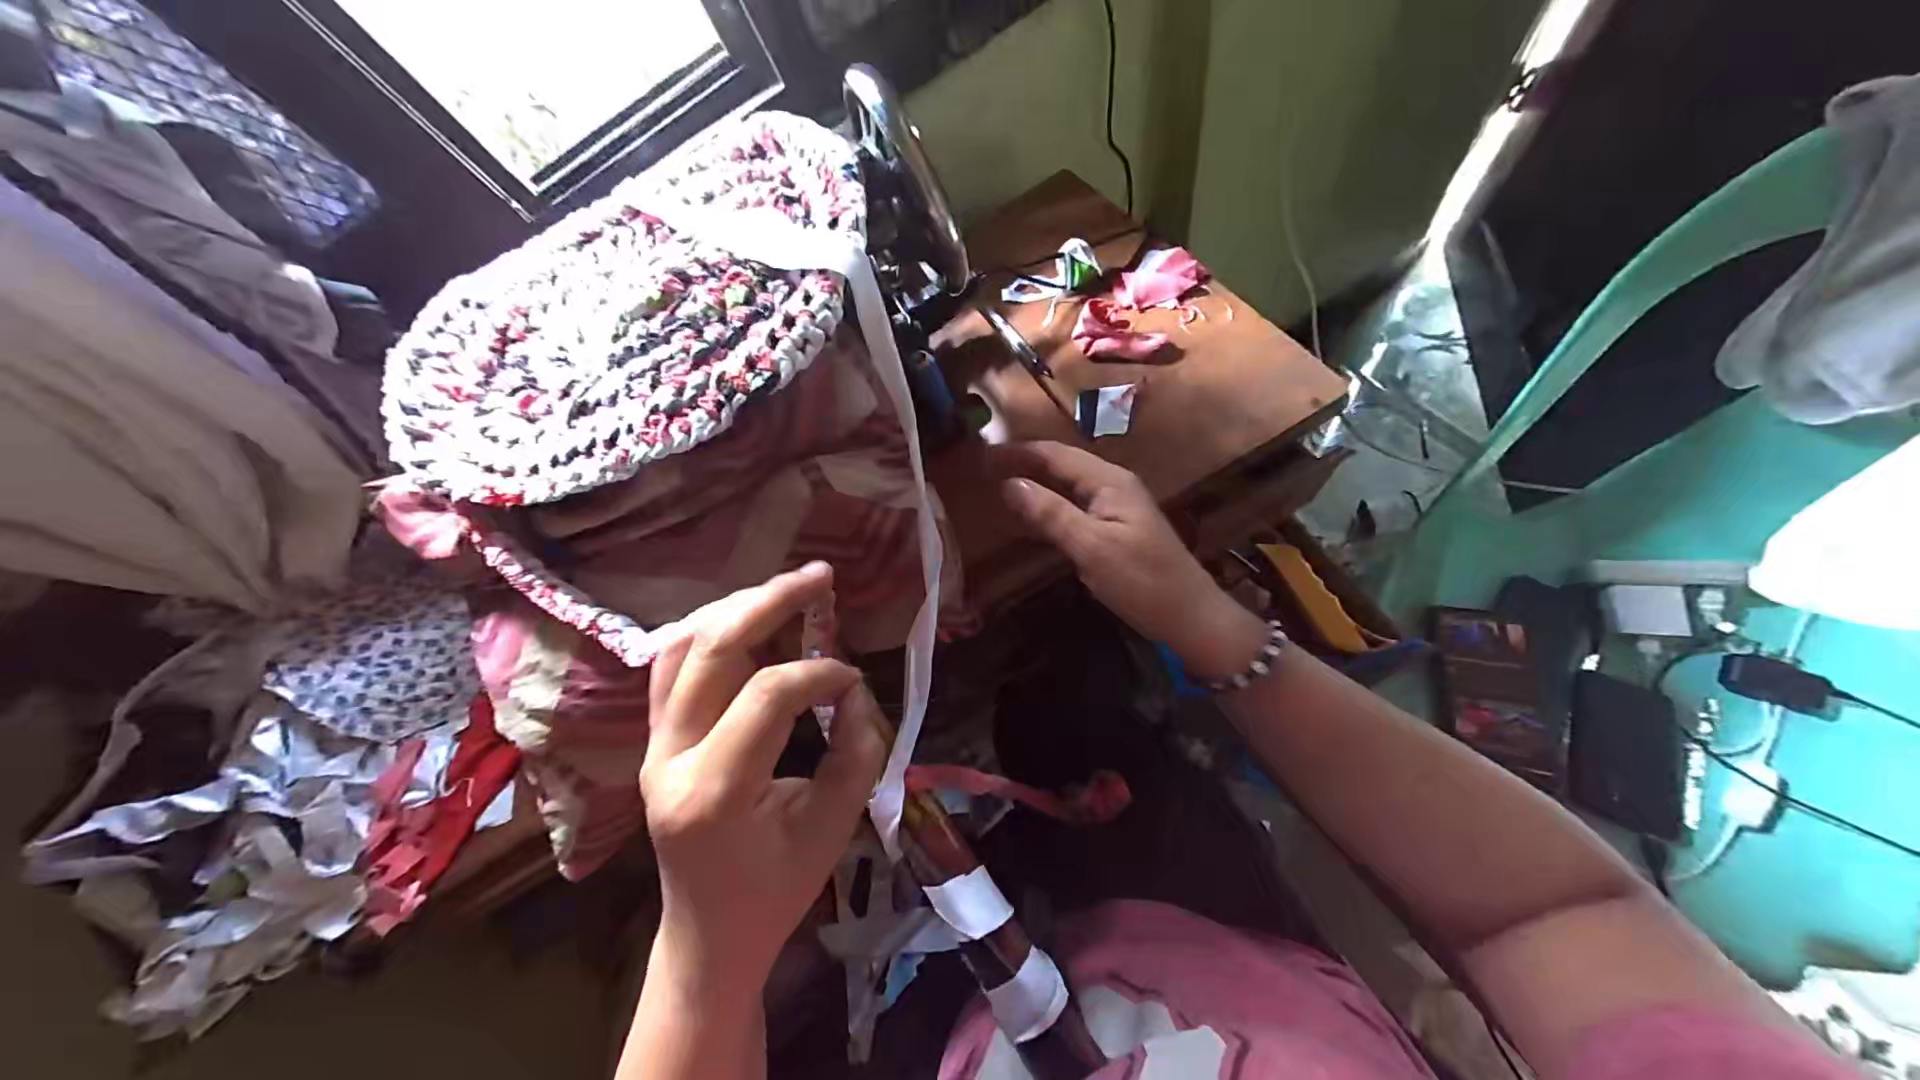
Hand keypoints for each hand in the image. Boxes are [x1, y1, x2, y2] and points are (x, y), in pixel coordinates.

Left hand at [640, 562, 887, 995]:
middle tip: (821, 576)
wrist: (708, 935)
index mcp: (713, 791)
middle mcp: (668, 758)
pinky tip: (749, 619)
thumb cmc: (777, 890)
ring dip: (737, 609)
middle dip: (771, 602)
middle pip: (712, 650)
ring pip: (681, 646)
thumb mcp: (834, 826)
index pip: (767, 695)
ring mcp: (652, 746)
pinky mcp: (654, 740)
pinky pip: (672, 665)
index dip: (820, 673)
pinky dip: (713, 631)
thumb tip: (850, 690)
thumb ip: (856, 751)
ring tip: (787, 590)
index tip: (853, 680)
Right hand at [997, 441, 1267, 680]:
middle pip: (1061, 466)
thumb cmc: (1143, 581)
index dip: (1018, 453)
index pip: (1056, 454)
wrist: (1190, 616)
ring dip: (1034, 484)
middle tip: (983, 470)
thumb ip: (1051, 514)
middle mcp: (1113, 486)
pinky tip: (1028, 517)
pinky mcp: (1114, 530)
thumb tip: (1009, 485)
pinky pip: (1073, 508)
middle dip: (1023, 464)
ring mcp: (1115, 508)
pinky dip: (1047, 508)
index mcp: (1110, 481)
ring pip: (1066, 487)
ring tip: (997, 487)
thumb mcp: (1092, 548)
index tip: (982, 456)